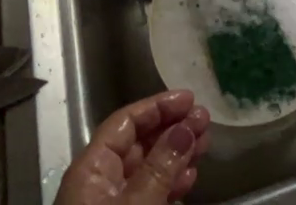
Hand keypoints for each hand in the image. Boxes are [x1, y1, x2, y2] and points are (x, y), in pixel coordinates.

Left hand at [55, 91, 210, 204]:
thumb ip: (160, 168)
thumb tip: (185, 127)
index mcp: (90, 170)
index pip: (124, 123)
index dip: (157, 107)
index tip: (190, 99)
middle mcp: (98, 184)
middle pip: (137, 144)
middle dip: (171, 128)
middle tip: (205, 120)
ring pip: (146, 169)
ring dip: (176, 154)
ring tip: (205, 143)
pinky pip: (148, 195)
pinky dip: (170, 183)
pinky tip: (190, 178)